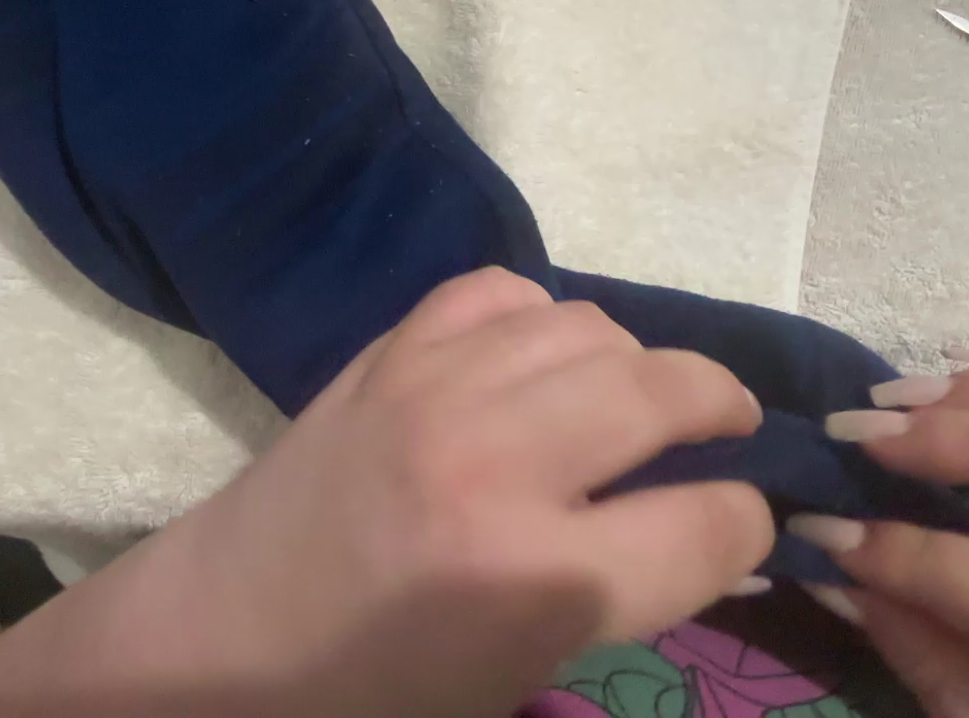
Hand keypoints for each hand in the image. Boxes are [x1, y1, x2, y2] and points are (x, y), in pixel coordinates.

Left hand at [0, 268, 772, 717]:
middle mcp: (495, 461)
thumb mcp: (521, 668)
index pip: (708, 524)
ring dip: (631, 358)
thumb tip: (714, 515)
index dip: (746, 522)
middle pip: (663, 389)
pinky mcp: (390, 349)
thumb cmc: (373, 688)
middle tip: (726, 419)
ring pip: (589, 325)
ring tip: (627, 389)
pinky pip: (497, 290)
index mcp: (534, 580)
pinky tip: (532, 351)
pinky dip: (537, 316)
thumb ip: (627, 586)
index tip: (742, 515)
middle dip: (722, 403)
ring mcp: (435, 385)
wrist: (222, 634)